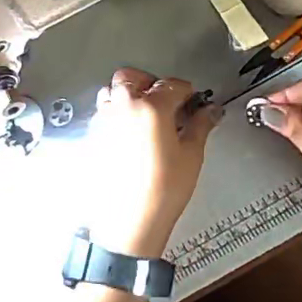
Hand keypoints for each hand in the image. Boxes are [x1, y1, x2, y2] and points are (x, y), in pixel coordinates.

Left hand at [85, 68, 220, 258]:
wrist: (128, 224)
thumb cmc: (159, 193)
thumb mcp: (191, 156)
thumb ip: (200, 126)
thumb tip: (208, 112)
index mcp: (151, 108)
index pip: (172, 84)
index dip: (187, 92)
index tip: (194, 101)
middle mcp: (122, 109)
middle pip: (132, 77)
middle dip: (151, 84)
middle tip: (168, 101)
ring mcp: (103, 122)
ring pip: (112, 91)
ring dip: (129, 96)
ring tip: (147, 114)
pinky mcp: (93, 138)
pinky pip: (103, 113)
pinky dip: (117, 114)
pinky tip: (132, 133)